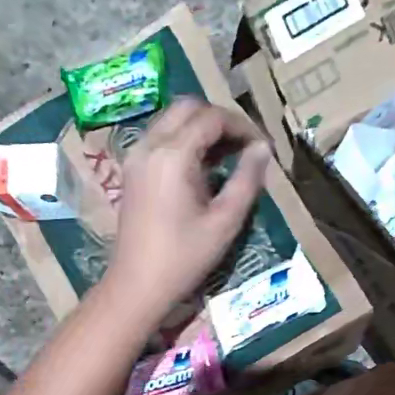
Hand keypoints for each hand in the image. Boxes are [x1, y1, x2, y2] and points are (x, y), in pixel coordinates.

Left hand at [101, 98, 269, 313]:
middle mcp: (149, 146)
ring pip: (171, 120)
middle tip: (245, 146)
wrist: (136, 286)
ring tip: (227, 156)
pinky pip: (159, 139)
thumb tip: (263, 148)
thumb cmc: (183, 258)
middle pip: (188, 108)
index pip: (212, 118)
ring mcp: (135, 158)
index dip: (242, 126)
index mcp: (172, 155)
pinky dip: (183, 141)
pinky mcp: (131, 172)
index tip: (262, 147)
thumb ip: (247, 179)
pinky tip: (202, 168)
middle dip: (220, 120)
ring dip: (200, 128)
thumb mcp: (225, 221)